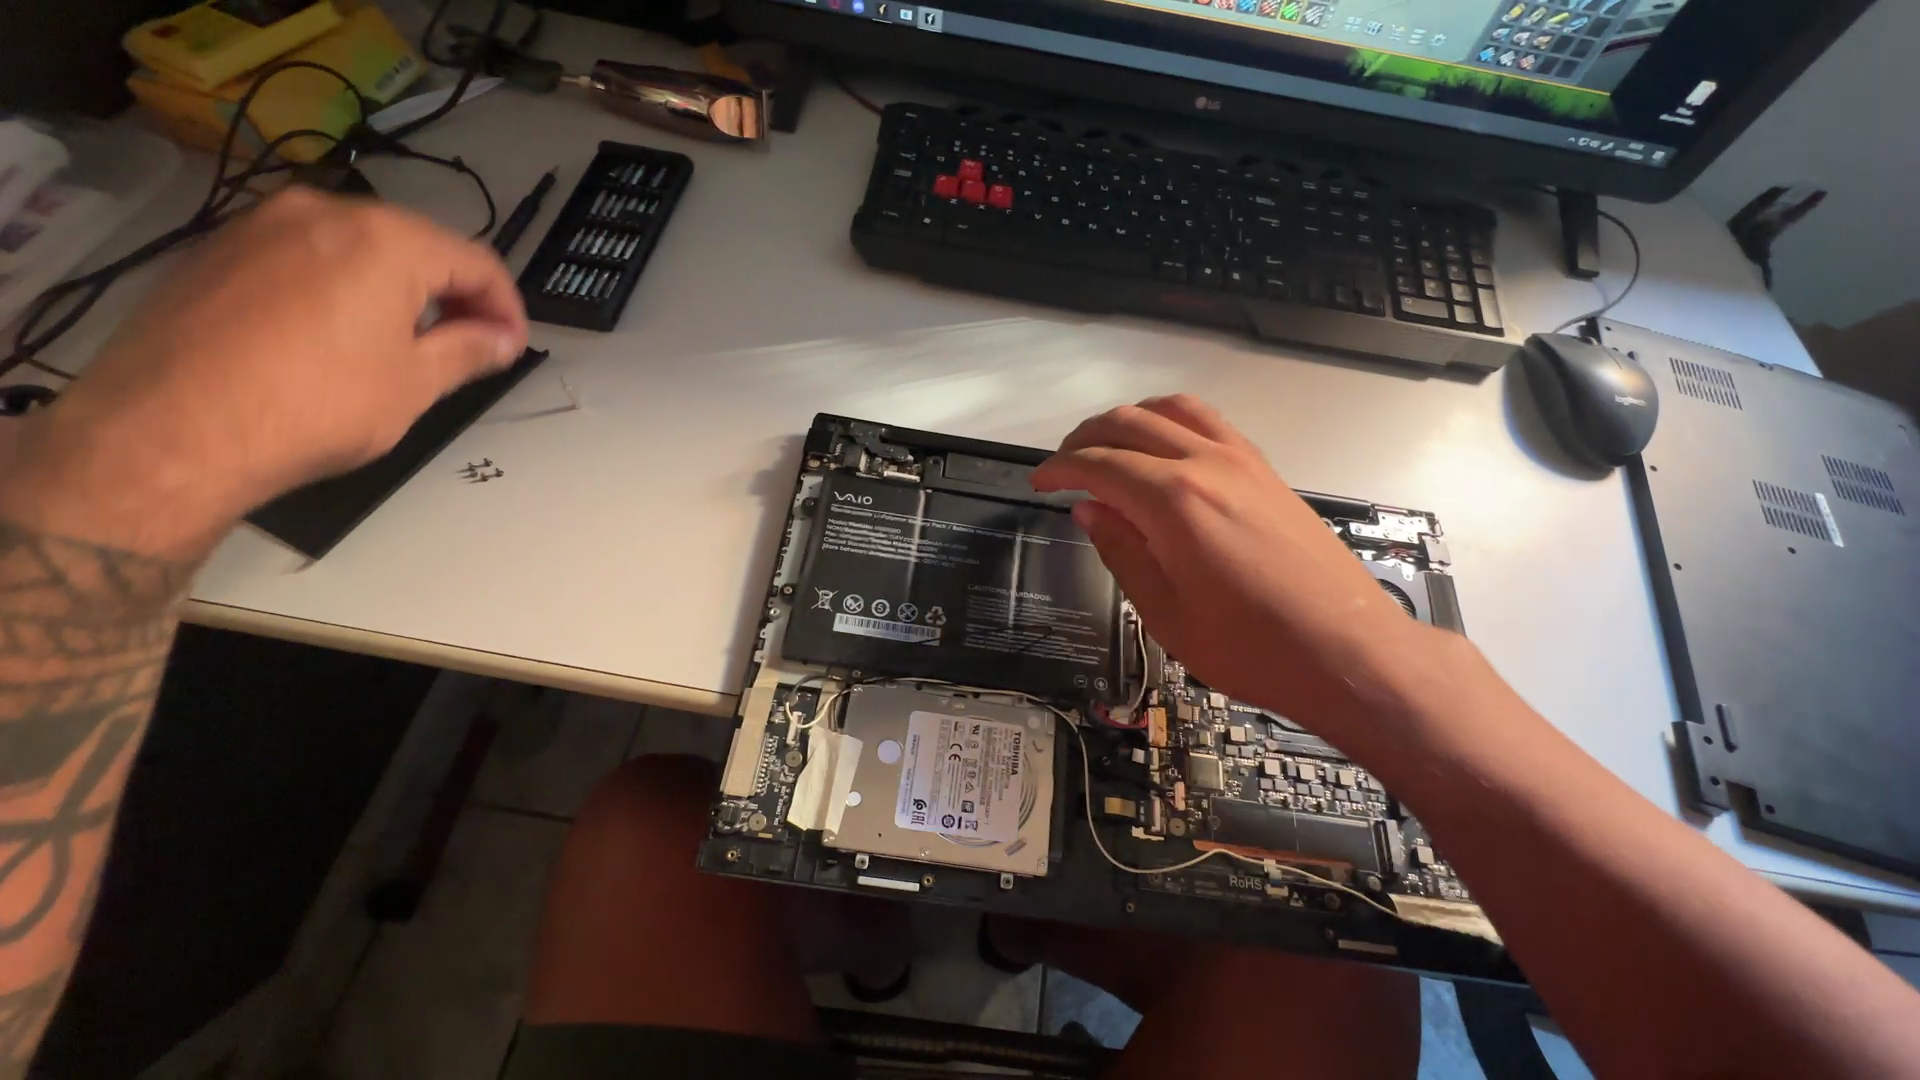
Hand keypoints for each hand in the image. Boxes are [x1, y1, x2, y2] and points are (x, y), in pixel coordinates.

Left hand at [6, 188, 527, 556]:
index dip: (506, 307)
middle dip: (453, 294)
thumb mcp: (415, 383)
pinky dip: (342, 287)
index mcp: (385, 239)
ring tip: (408, 343)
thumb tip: (503, 339)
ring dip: (398, 289)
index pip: (475, 262)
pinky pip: (306, 258)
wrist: (172, 430)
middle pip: (416, 245)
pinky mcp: (218, 251)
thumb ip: (469, 351)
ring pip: (358, 248)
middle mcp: (322, 212)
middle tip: (469, 345)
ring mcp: (261, 226)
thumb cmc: (318, 405)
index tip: (511, 347)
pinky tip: (341, 336)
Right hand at [1031, 396, 1437, 742]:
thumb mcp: (1166, 614)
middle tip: (1062, 467)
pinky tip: (1162, 447)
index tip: (1039, 483)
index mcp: (1174, 503)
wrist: (1347, 651)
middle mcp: (1207, 466)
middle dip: (1083, 439)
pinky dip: (1171, 420)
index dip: (1059, 469)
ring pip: (1170, 409)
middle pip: (1128, 424)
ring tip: (1104, 447)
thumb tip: (1090, 511)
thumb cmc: (1253, 648)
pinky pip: (1209, 422)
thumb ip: (1122, 552)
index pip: (1098, 464)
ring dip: (1127, 419)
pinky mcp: (1266, 471)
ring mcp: (1242, 462)